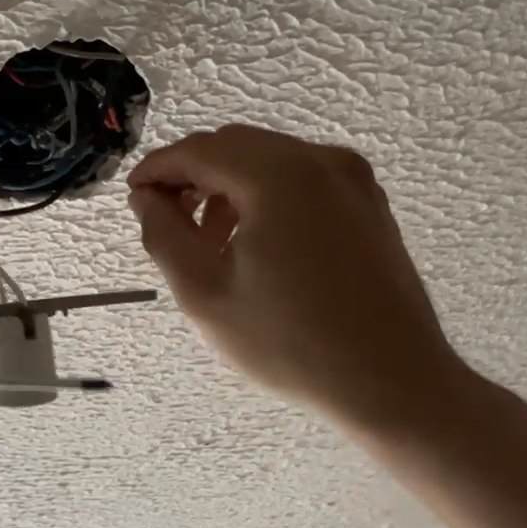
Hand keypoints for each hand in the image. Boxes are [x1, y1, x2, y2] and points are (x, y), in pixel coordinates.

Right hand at [128, 125, 469, 427]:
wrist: (394, 381)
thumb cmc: (290, 342)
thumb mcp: (204, 292)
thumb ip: (164, 234)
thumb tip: (146, 198)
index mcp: (279, 176)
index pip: (199, 150)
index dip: (157, 169)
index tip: (132, 196)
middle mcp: (321, 161)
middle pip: (234, 146)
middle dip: (192, 174)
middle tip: (163, 216)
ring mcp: (352, 180)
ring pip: (268, 159)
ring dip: (226, 185)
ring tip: (206, 238)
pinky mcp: (368, 203)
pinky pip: (300, 178)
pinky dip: (264, 194)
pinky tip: (252, 241)